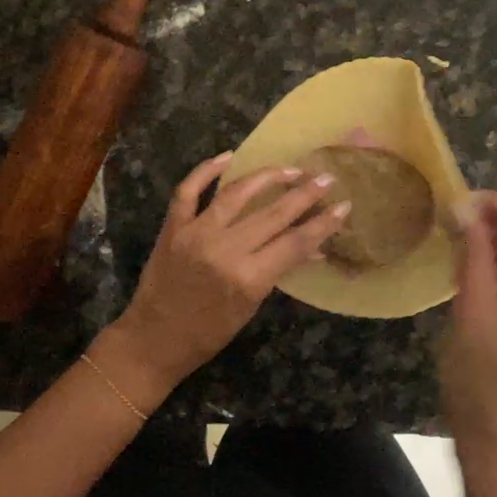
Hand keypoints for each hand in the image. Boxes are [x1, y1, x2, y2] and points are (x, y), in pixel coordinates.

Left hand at [101, 152, 349, 390]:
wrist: (153, 339)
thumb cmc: (208, 333)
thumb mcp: (250, 307)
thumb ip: (278, 272)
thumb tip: (312, 249)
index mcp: (248, 278)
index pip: (295, 242)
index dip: (323, 223)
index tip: (344, 205)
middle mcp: (224, 249)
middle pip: (273, 214)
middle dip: (304, 194)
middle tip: (325, 178)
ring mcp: (195, 234)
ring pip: (236, 193)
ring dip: (266, 177)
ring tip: (289, 169)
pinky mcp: (172, 227)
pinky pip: (188, 190)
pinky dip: (207, 170)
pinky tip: (229, 156)